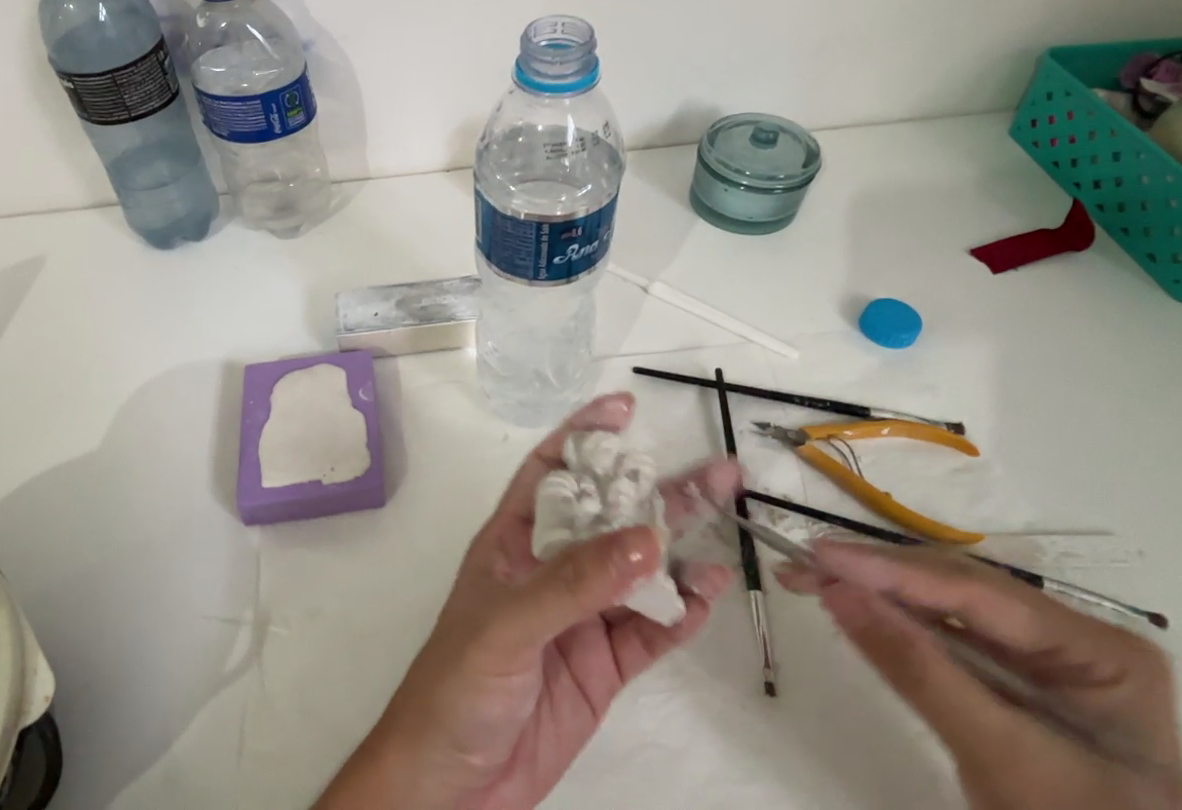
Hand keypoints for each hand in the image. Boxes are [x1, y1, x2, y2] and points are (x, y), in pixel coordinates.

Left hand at [315, 393, 739, 809]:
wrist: (453, 784)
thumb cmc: (457, 685)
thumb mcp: (507, 624)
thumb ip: (575, 582)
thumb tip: (647, 537)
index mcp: (513, 543)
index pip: (550, 473)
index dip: (583, 436)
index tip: (624, 408)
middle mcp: (552, 571)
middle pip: (611, 517)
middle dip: (657, 489)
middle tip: (715, 468)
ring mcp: (582, 617)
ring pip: (640, 569)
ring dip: (682, 543)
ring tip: (728, 512)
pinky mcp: (605, 665)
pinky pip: (652, 630)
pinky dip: (683, 611)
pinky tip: (709, 591)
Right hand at [778, 542, 1181, 809]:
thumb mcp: (999, 757)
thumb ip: (918, 670)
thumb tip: (836, 591)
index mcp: (1102, 650)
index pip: (980, 593)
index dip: (894, 570)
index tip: (819, 554)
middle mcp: (1076, 638)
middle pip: (961, 589)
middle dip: (879, 575)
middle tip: (800, 563)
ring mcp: (1046, 659)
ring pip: (946, 606)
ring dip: (878, 592)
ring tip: (810, 577)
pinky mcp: (1012, 680)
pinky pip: (945, 637)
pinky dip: (895, 624)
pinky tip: (854, 608)